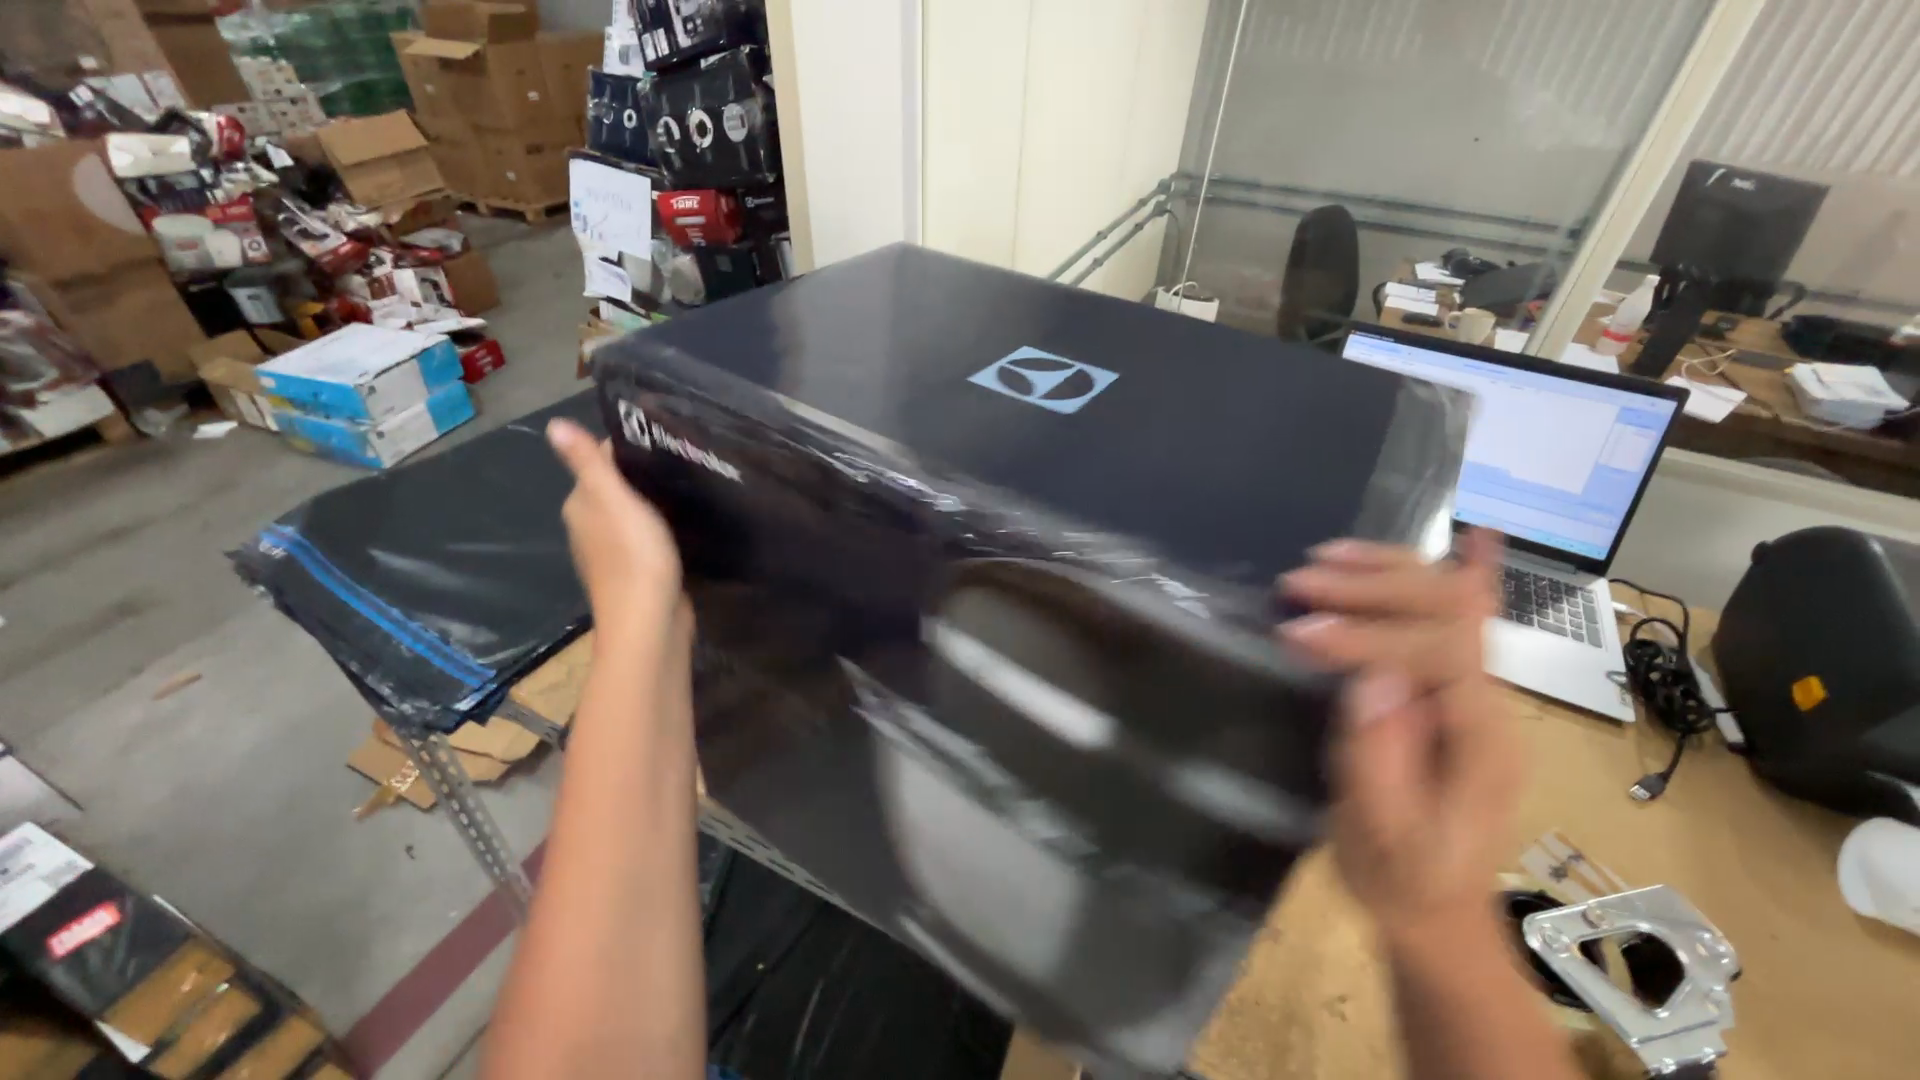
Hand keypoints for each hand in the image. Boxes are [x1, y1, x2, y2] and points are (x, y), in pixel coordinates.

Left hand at [549, 418, 681, 642]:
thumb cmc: (633, 556)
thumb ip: (587, 463)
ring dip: (652, 502)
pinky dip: (660, 528)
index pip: (599, 462)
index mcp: (580, 505)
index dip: (628, 448)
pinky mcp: (636, 571)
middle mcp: (589, 526)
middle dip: (642, 474)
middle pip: (615, 488)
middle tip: (682, 460)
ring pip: (631, 514)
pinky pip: (646, 538)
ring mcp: (613, 552)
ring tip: (688, 486)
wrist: (649, 621)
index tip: (663, 437)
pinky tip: (681, 524)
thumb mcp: (612, 500)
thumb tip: (553, 424)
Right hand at [1277, 530, 1522, 941]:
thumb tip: (1371, 678)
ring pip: (1452, 604)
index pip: (1437, 655)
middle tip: (1297, 583)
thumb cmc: (1402, 878)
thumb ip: (1380, 758)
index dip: (1365, 635)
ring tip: (1324, 559)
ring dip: (1388, 572)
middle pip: (1448, 614)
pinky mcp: (1459, 692)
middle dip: (1371, 589)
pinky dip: (1463, 574)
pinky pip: (1465, 621)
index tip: (1298, 632)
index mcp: (1481, 740)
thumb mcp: (1382, 834)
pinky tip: (1472, 535)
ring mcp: (1481, 693)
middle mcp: (1493, 704)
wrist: (1435, 906)